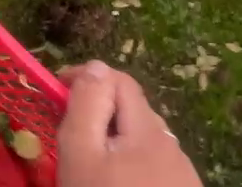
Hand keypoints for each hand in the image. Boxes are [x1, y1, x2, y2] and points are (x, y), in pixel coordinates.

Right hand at [57, 62, 202, 186]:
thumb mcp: (81, 152)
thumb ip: (87, 103)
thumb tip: (95, 66)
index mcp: (150, 133)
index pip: (119, 80)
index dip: (86, 77)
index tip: (56, 92)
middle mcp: (175, 150)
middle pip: (134, 109)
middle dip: (100, 109)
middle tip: (70, 130)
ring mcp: (185, 178)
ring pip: (145, 138)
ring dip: (117, 137)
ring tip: (93, 161)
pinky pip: (156, 166)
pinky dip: (134, 163)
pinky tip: (119, 184)